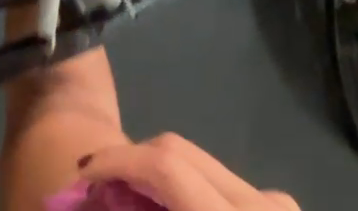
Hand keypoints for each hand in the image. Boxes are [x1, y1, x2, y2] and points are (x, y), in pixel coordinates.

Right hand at [78, 135, 297, 210]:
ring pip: (197, 166)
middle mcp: (261, 203)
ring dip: (156, 180)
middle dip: (129, 165)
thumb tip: (97, 203)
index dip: (114, 163)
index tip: (81, 180)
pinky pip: (218, 187)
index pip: (165, 165)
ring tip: (129, 207)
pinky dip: (184, 196)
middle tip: (96, 192)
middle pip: (178, 152)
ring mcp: (277, 205)